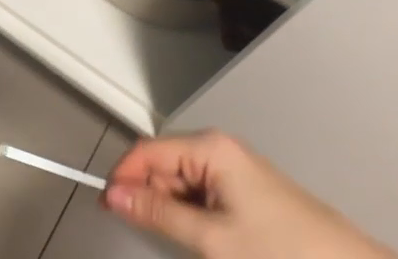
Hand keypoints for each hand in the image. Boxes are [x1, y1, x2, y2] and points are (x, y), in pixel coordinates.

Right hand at [103, 131, 395, 258]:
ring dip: (174, 211)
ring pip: (184, 184)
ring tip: (188, 244)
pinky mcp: (250, 194)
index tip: (108, 205)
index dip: (123, 178)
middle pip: (163, 165)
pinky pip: (205, 197)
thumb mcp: (212, 237)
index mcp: (211, 148)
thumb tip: (118, 195)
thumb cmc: (289, 252)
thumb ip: (159, 213)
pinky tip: (206, 242)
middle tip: (151, 233)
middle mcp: (222, 151)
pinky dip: (196, 217)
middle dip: (151, 197)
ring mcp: (238, 172)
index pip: (146, 151)